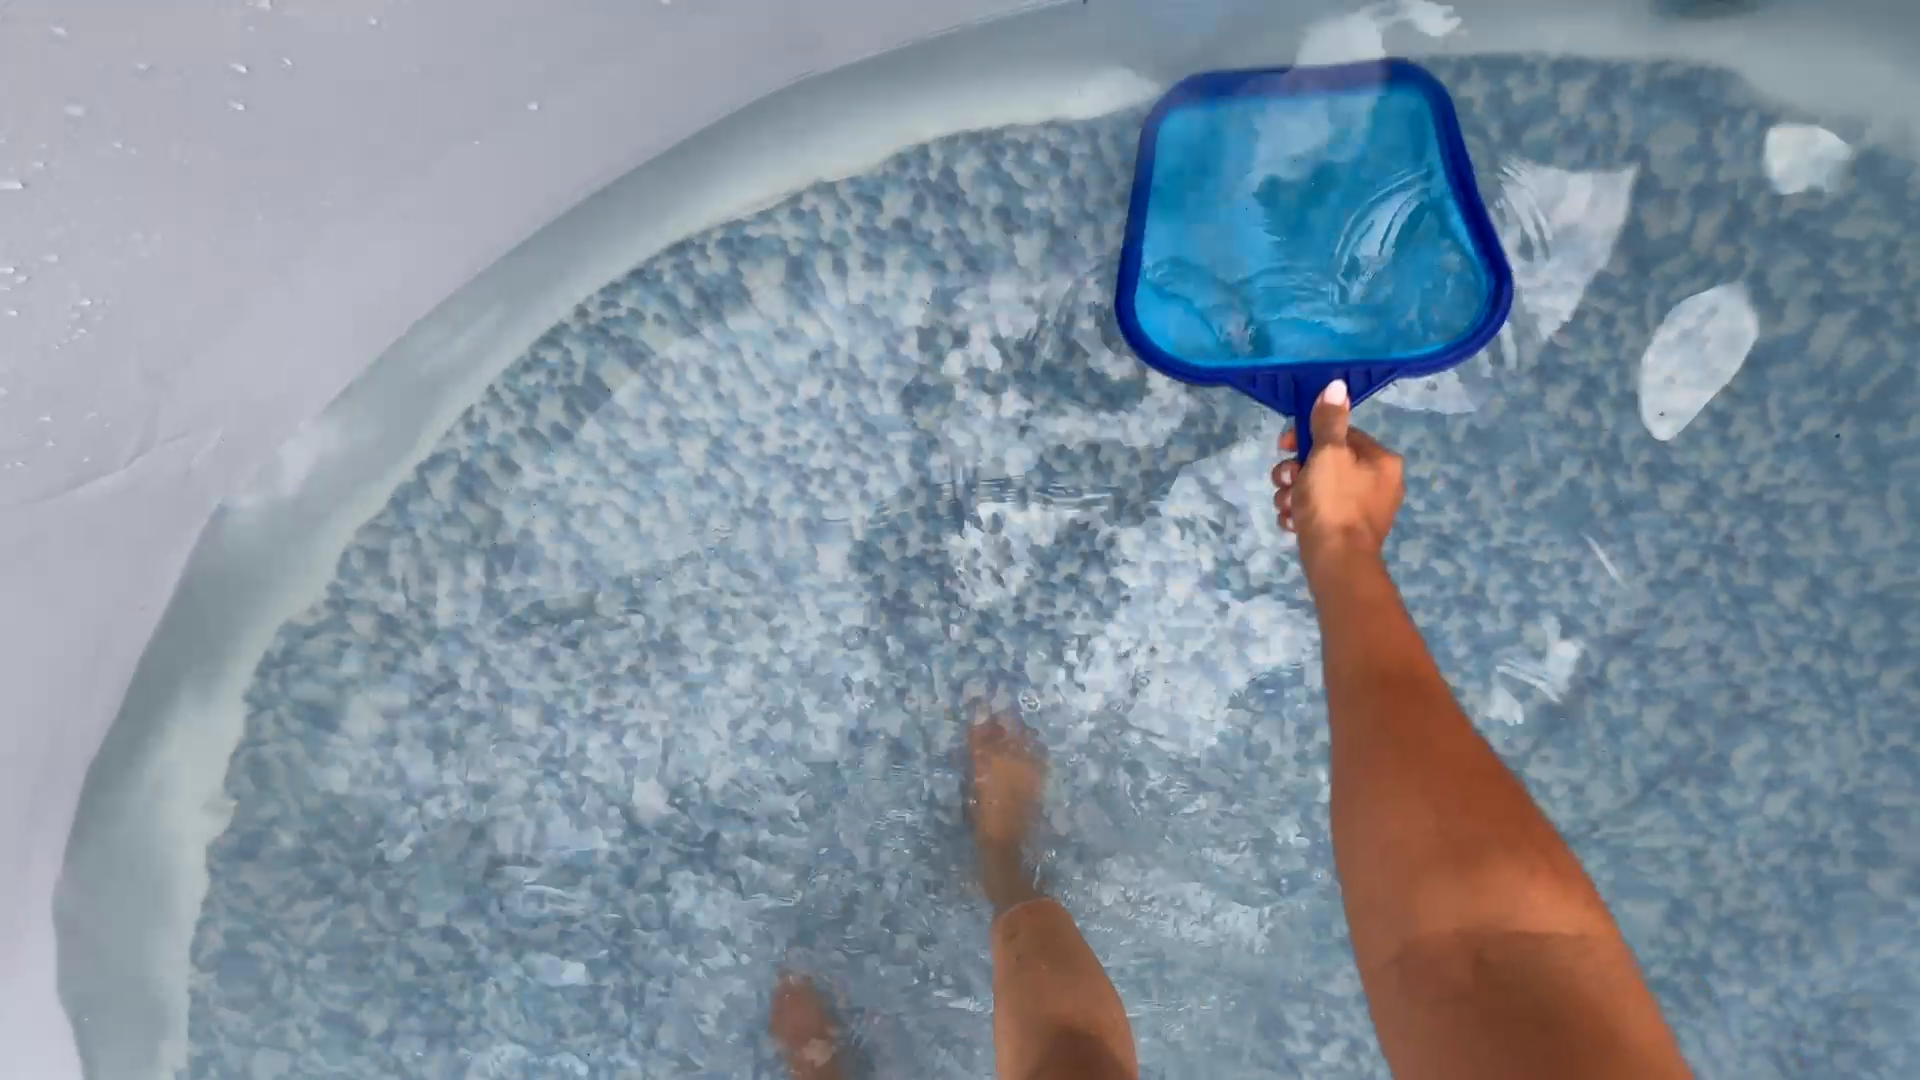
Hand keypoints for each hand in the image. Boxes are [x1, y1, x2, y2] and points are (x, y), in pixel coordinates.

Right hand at [1271, 380, 1403, 564]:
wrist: (1336, 561)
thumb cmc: (1333, 502)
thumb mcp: (1327, 454)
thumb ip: (1329, 420)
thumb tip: (1337, 385)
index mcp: (1382, 461)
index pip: (1340, 435)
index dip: (1307, 438)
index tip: (1284, 447)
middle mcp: (1380, 483)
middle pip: (1326, 463)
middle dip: (1296, 472)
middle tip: (1285, 482)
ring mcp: (1364, 510)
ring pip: (1318, 488)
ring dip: (1293, 494)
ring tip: (1286, 507)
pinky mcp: (1348, 532)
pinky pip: (1320, 512)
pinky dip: (1302, 514)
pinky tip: (1293, 522)